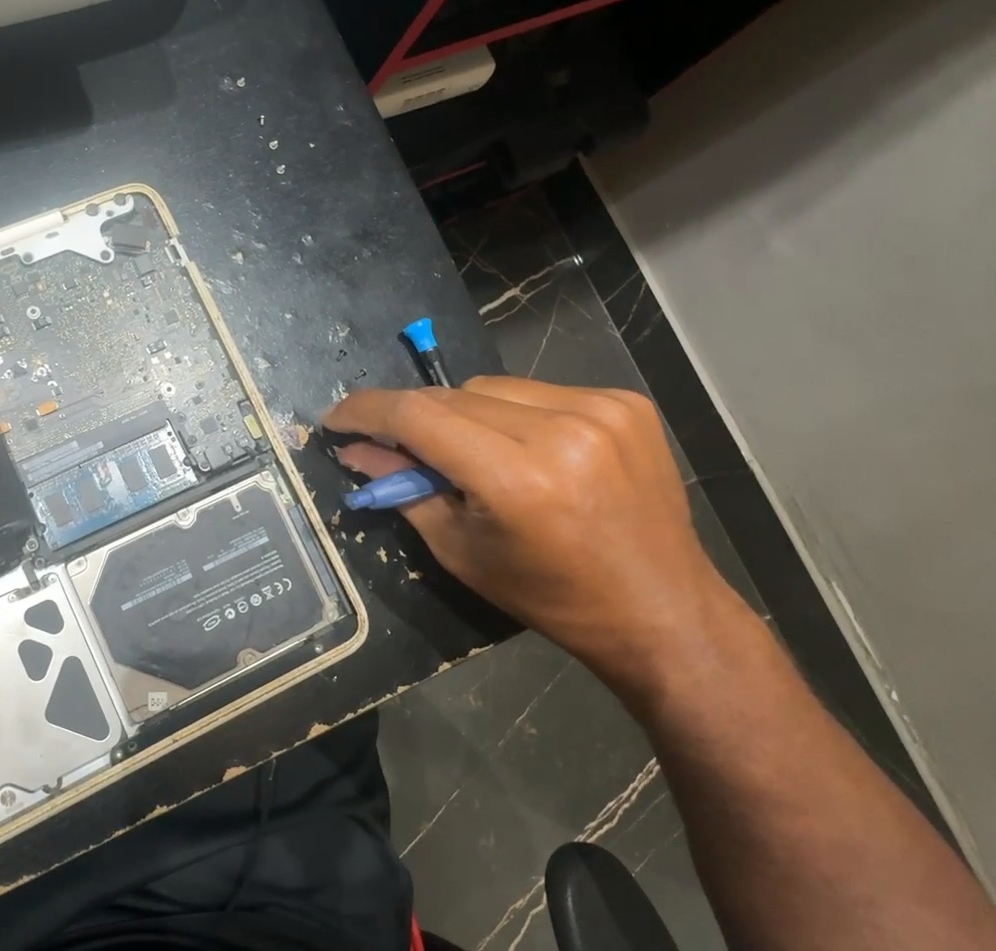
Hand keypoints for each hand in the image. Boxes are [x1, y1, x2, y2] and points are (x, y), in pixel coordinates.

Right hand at [325, 376, 748, 695]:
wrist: (659, 609)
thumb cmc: (548, 596)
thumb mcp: (460, 550)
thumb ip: (404, 490)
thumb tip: (355, 450)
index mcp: (519, 478)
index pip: (419, 416)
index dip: (367, 411)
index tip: (335, 419)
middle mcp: (562, 429)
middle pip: (451, 394)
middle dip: (411, 417)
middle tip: (393, 447)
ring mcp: (601, 409)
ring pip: (491, 386)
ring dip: (461, 412)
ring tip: (465, 453)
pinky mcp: (626, 402)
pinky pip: (536, 391)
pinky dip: (510, 413)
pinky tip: (519, 447)